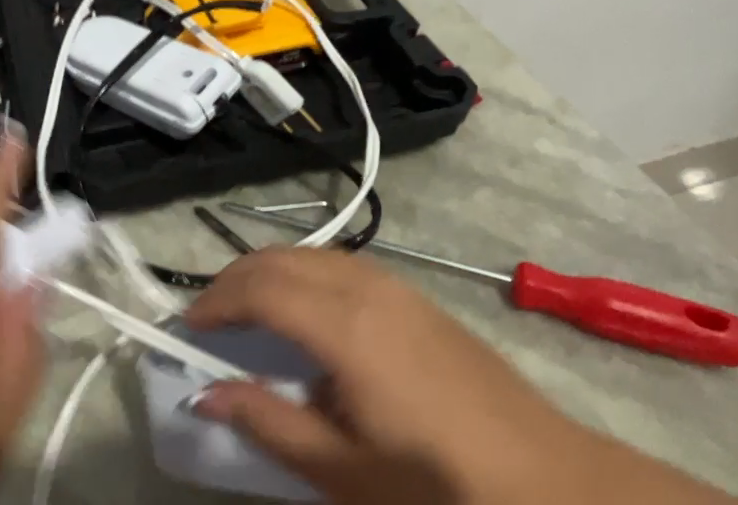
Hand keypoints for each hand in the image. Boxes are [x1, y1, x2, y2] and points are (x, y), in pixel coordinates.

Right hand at [186, 249, 737, 504]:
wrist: (552, 483)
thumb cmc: (439, 486)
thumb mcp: (343, 471)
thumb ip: (268, 422)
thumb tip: (205, 392)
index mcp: (344, 324)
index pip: (259, 287)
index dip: (214, 301)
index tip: (186, 331)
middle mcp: (367, 287)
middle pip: (281, 259)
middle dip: (235, 280)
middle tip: (209, 323)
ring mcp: (399, 288)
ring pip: (313, 256)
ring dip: (271, 275)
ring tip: (250, 319)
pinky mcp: (420, 300)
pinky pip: (343, 268)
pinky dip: (306, 279)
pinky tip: (309, 324)